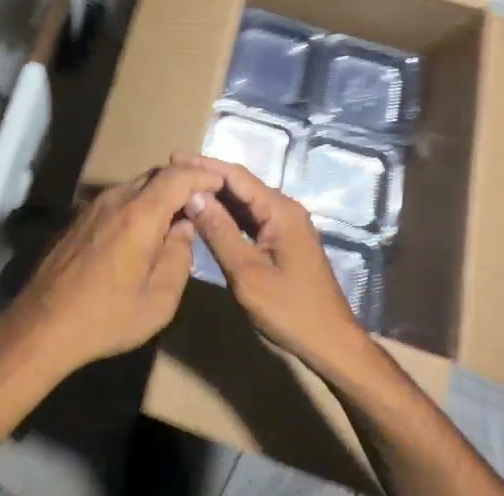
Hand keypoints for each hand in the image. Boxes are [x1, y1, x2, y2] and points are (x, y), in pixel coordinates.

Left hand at [0, 165, 224, 381]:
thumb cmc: (107, 317)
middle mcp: (114, 199)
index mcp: (139, 214)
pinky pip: (114, 202)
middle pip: (154, 177)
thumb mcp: (158, 300)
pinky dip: (135, 208)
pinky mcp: (76, 219)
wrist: (43, 324)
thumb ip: (178, 258)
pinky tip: (139, 235)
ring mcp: (91, 207)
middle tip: (201, 203)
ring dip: (156, 197)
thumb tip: (184, 228)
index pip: (177, 177)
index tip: (220, 183)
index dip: (202, 175)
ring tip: (173, 221)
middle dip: (181, 184)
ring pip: (133, 188)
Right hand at [175, 152, 366, 373]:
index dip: (203, 165)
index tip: (172, 159)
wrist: (332, 344)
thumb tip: (192, 194)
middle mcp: (285, 209)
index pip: (236, 176)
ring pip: (245, 201)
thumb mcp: (247, 273)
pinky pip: (251, 217)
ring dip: (216, 195)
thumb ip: (219, 231)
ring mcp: (286, 225)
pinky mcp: (284, 240)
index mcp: (280, 211)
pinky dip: (228, 213)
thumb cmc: (290, 310)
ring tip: (182, 188)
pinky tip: (206, 214)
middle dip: (207, 177)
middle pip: (241, 184)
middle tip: (171, 173)